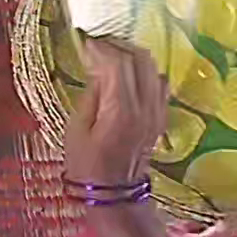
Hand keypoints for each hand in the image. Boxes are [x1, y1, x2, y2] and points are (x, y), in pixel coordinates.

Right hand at [64, 39, 167, 184]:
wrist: (115, 194)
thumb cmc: (86, 164)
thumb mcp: (76, 127)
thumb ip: (92, 94)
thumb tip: (97, 68)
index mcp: (121, 110)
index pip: (117, 63)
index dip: (99, 47)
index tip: (83, 42)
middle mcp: (145, 107)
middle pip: (139, 58)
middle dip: (116, 45)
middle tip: (95, 45)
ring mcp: (157, 112)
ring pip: (151, 67)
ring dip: (130, 54)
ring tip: (109, 55)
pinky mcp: (160, 116)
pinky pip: (158, 82)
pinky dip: (143, 70)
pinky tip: (126, 74)